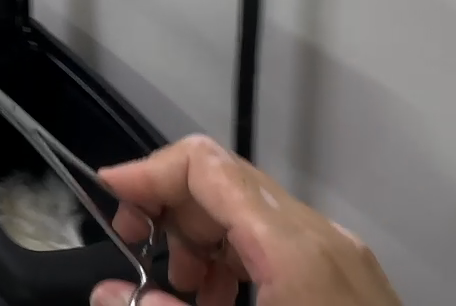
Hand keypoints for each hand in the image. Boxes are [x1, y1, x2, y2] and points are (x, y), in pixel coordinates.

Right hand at [90, 135, 401, 305]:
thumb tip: (106, 292)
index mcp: (295, 248)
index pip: (203, 164)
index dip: (146, 171)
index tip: (110, 197)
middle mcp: (322, 239)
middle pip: (220, 181)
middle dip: (166, 206)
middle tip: (134, 245)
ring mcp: (342, 260)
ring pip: (245, 211)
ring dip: (196, 235)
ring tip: (176, 286)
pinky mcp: (350, 284)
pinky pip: (275, 243)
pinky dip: (232, 257)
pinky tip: (217, 300)